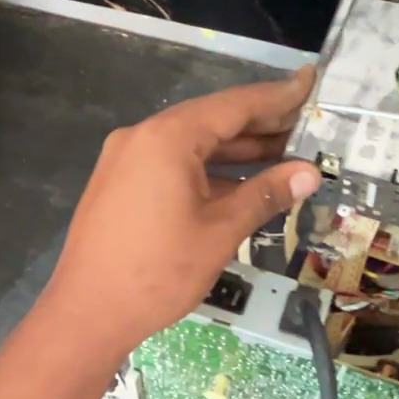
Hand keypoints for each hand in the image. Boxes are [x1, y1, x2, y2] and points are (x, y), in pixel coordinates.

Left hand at [36, 69, 321, 359]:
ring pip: (191, 146)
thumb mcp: (221, 231)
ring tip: (284, 157)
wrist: (88, 313)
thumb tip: (309, 173)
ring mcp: (125, 160)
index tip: (310, 85)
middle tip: (307, 128)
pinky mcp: (119, 184)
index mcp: (168, 138)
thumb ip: (265, 194)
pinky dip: (206, 172)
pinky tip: (240, 185)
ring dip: (235, 152)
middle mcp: (142, 137)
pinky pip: (170, 165)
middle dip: (260, 127)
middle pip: (211, 121)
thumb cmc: (159, 272)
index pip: (233, 105)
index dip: (277, 97)